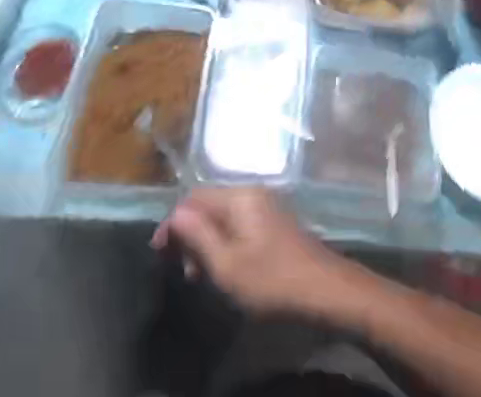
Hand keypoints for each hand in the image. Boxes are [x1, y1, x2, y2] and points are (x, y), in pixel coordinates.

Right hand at [151, 187, 356, 315]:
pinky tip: (222, 268)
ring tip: (199, 275)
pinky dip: (224, 243)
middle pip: (209, 205)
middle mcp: (254, 193)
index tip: (160, 253)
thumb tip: (175, 213)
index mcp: (241, 196)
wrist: (320, 286)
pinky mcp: (274, 222)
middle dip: (189, 234)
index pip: (194, 197)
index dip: (173, 222)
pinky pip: (239, 224)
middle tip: (184, 269)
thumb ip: (198, 235)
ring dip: (205, 242)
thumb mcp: (224, 262)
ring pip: (223, 217)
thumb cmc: (269, 278)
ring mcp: (266, 206)